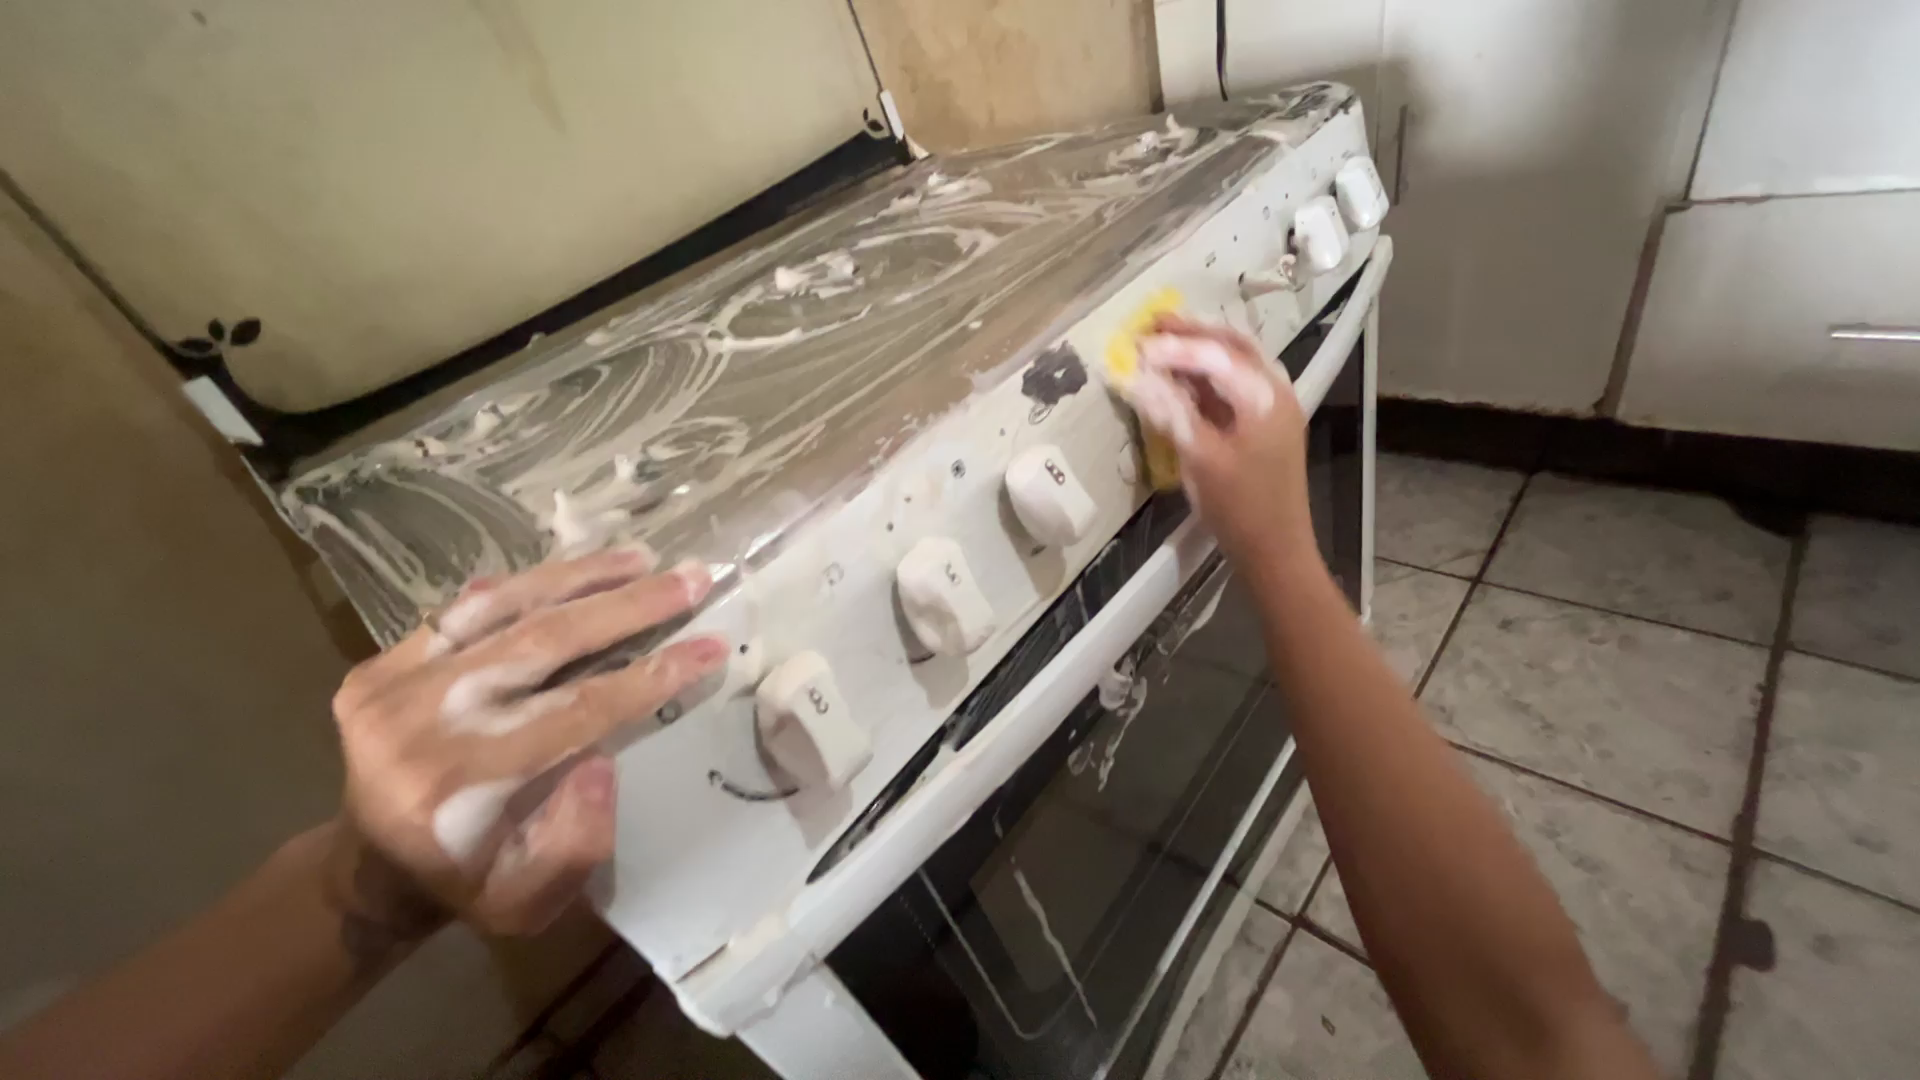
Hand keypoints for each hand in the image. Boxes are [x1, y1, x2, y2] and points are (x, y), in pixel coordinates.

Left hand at [321, 549, 727, 947]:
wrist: (369, 868)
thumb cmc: (468, 882)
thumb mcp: (529, 902)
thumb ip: (576, 842)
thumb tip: (604, 762)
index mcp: (463, 780)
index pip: (580, 707)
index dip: (653, 673)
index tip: (712, 644)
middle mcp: (422, 721)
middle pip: (545, 641)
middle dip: (631, 605)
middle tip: (691, 578)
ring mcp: (392, 683)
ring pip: (504, 608)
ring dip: (582, 577)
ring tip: (642, 558)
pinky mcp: (382, 663)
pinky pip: (464, 609)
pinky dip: (525, 583)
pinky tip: (575, 569)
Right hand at [1127, 315, 1319, 575]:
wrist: (1275, 550)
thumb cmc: (1240, 508)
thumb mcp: (1201, 459)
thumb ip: (1172, 412)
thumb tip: (1137, 377)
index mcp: (1264, 397)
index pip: (1216, 355)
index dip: (1174, 348)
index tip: (1136, 348)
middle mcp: (1273, 392)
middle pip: (1232, 346)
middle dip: (1192, 333)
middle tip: (1151, 325)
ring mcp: (1270, 408)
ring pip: (1233, 363)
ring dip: (1198, 351)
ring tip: (1160, 345)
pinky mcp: (1260, 426)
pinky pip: (1230, 387)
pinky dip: (1203, 377)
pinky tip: (1178, 381)